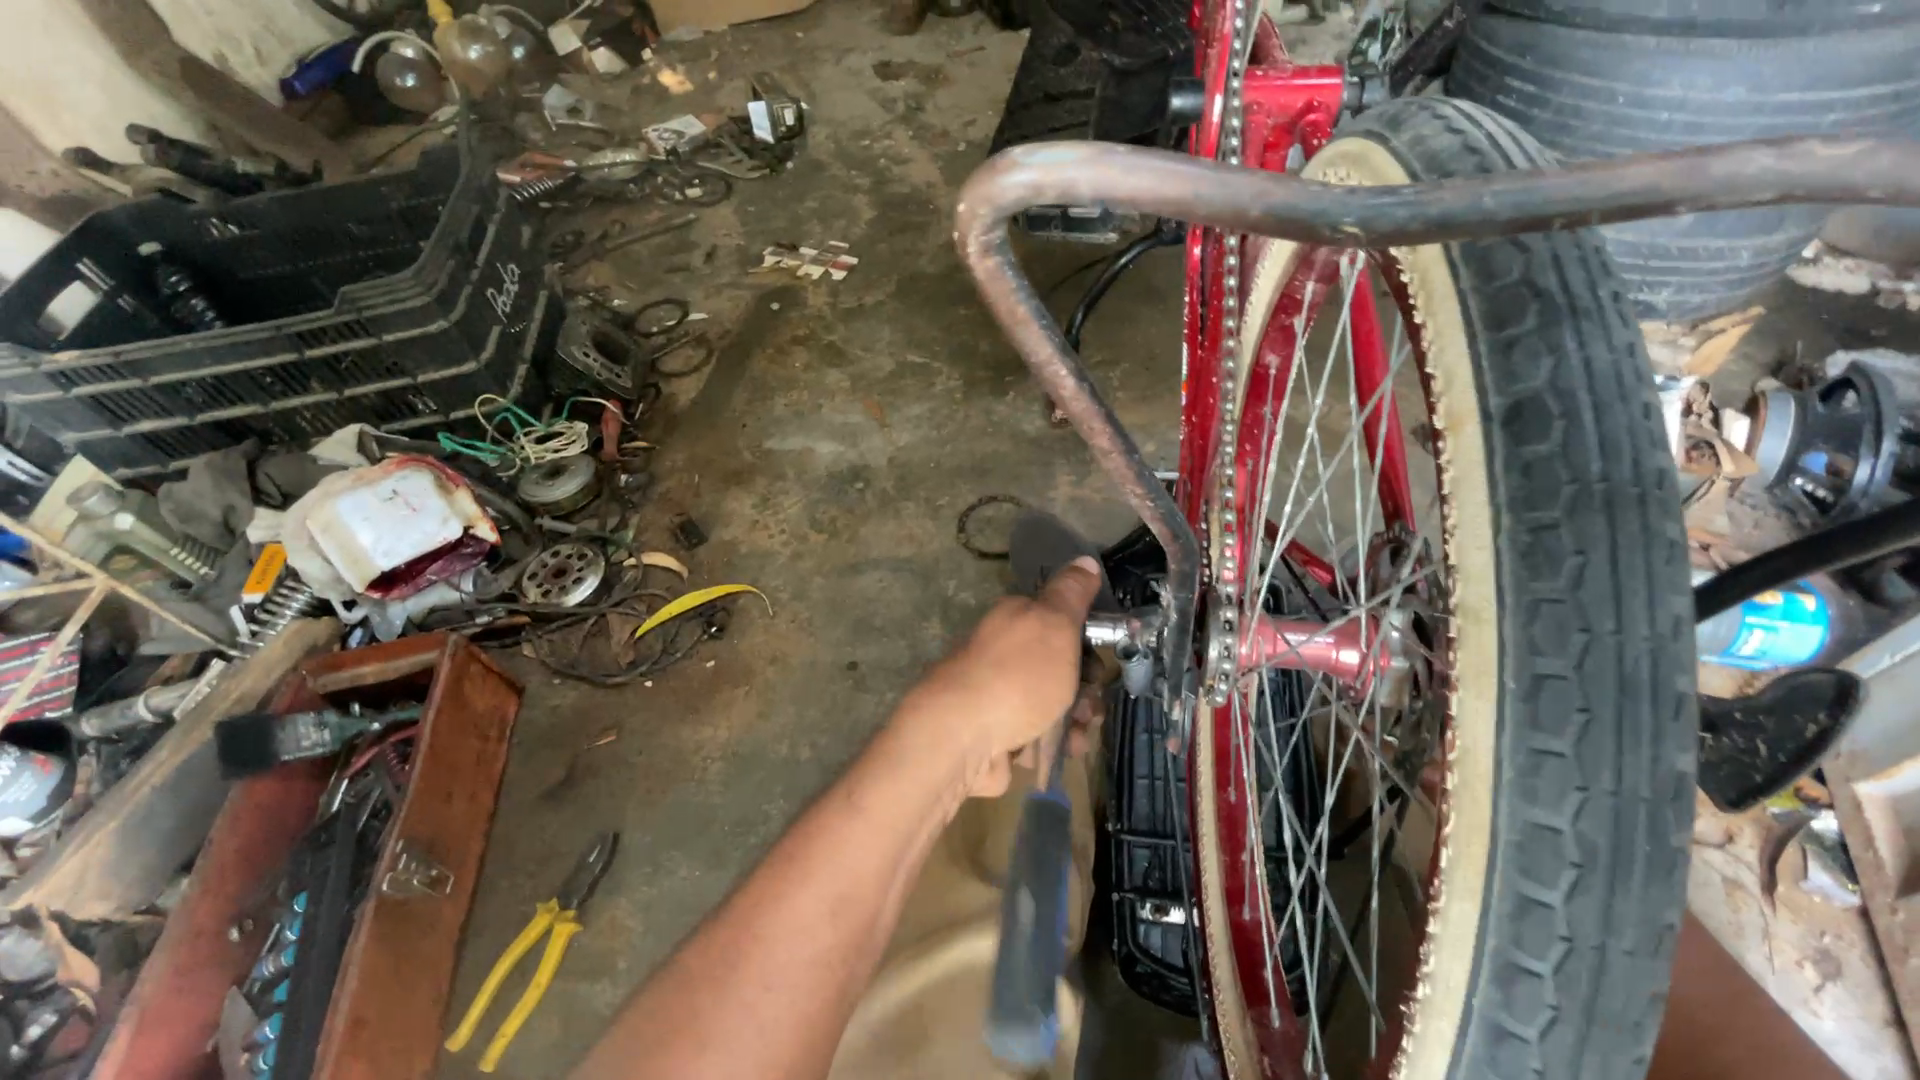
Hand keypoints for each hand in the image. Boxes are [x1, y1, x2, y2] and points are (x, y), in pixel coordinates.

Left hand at [895, 556, 1104, 797]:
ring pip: (1054, 705)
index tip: (1104, 657)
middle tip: (1093, 702)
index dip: (1087, 639)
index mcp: (1014, 620)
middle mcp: (1004, 655)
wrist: (961, 738)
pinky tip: (1065, 750)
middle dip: (1086, 687)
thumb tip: (1085, 559)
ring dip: (1076, 719)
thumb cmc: (1016, 676)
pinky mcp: (998, 734)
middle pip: (1060, 667)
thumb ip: (1072, 594)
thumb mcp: (1053, 624)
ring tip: (1080, 732)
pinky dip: (1055, 744)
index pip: (1059, 620)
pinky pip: (1039, 737)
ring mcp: (1000, 697)